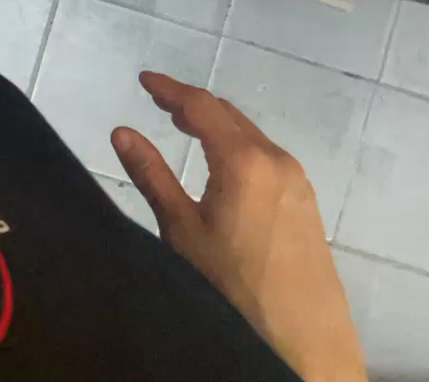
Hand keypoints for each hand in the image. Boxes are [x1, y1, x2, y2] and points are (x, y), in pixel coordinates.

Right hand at [113, 71, 365, 381]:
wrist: (304, 348)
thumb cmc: (232, 285)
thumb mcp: (181, 229)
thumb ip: (152, 174)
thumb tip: (121, 131)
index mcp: (245, 161)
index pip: (202, 107)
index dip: (170, 89)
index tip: (144, 80)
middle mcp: (278, 161)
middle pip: (229, 116)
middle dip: (192, 104)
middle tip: (158, 101)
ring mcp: (298, 185)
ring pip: (250, 135)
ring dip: (216, 125)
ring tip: (183, 126)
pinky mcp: (306, 207)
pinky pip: (266, 157)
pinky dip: (236, 146)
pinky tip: (220, 163)